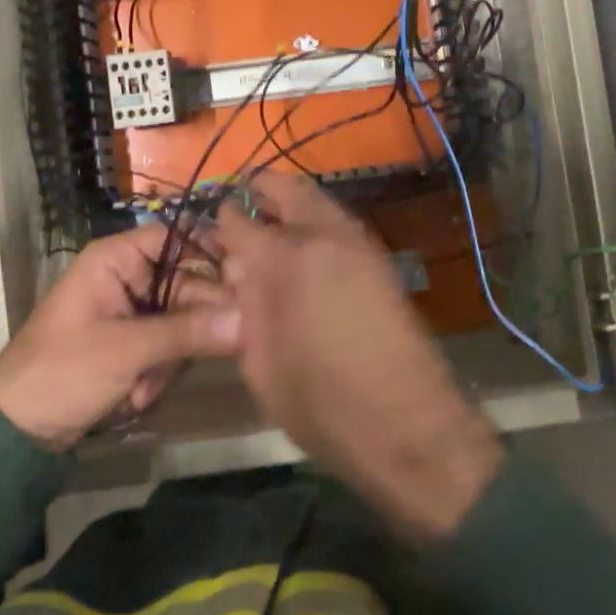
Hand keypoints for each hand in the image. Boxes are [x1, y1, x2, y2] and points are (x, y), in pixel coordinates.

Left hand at [0, 224, 240, 450]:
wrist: (17, 430)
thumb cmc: (63, 372)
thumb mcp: (128, 350)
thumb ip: (189, 331)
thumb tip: (247, 318)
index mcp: (117, 259)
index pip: (178, 237)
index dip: (213, 252)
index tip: (247, 279)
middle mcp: (128, 277)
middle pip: (188, 283)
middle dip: (190, 326)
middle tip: (214, 350)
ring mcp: (132, 311)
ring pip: (184, 320)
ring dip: (172, 358)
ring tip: (145, 386)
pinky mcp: (134, 343)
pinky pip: (170, 346)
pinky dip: (159, 373)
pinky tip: (138, 396)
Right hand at [216, 173, 502, 541]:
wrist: (405, 424)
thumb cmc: (321, 406)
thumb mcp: (261, 366)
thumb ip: (247, 310)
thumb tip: (240, 275)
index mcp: (284, 260)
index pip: (239, 220)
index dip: (220, 222)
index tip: (210, 226)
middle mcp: (323, 237)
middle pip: (288, 190)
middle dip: (262, 190)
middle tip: (244, 200)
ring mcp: (359, 245)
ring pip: (320, 202)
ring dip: (294, 203)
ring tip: (273, 223)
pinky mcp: (381, 262)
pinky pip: (342, 224)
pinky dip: (320, 222)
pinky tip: (307, 250)